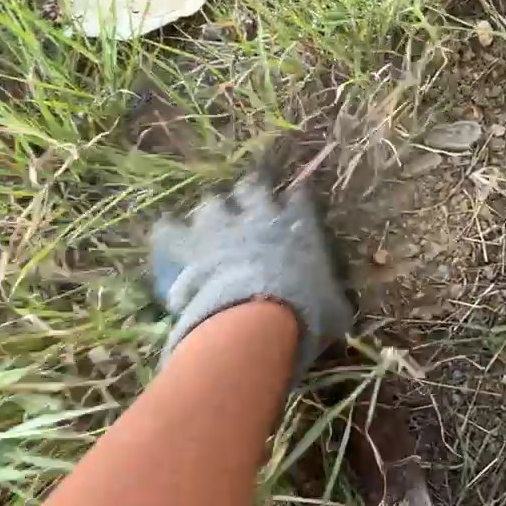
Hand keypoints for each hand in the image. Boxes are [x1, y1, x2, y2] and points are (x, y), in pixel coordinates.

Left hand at [149, 173, 353, 374]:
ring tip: (210, 223)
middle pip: (252, 188)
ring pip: (213, 204)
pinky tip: (166, 233)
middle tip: (246, 204)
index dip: (297, 195)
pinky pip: (172, 230)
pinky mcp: (192, 247)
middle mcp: (263, 216)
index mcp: (301, 225)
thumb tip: (338, 308)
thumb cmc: (307, 312)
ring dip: (213, 213)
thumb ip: (332, 297)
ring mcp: (224, 228)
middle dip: (249, 193)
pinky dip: (170, 232)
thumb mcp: (333, 308)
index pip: (301, 197)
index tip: (296, 196)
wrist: (260, 317)